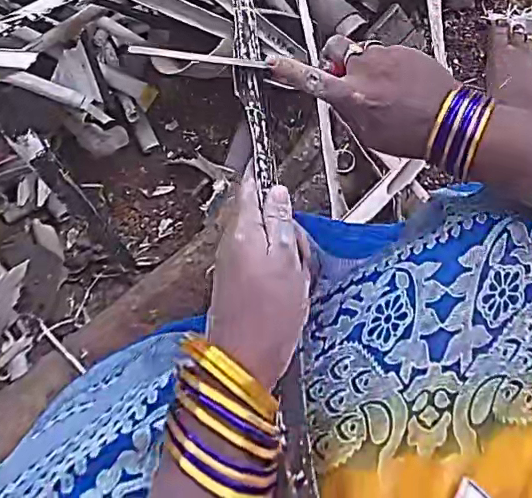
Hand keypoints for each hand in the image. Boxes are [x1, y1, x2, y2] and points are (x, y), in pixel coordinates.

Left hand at [206, 164, 310, 390]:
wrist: (243, 361)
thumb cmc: (269, 314)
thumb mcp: (286, 262)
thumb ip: (280, 222)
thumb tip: (277, 190)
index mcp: (243, 230)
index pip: (249, 188)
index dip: (264, 177)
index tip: (275, 171)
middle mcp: (231, 240)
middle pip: (261, 215)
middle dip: (284, 227)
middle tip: (300, 252)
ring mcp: (231, 261)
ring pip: (264, 240)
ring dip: (284, 253)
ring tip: (298, 278)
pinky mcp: (236, 282)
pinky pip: (261, 263)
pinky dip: (278, 271)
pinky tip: (289, 292)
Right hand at [267, 37, 459, 159]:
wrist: (455, 123)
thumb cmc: (415, 134)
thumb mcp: (368, 135)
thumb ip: (346, 111)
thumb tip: (336, 98)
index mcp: (353, 94)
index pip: (312, 79)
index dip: (289, 70)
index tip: (273, 63)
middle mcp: (367, 70)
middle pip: (336, 51)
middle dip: (338, 61)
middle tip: (351, 80)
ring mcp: (386, 56)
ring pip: (363, 53)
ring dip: (368, 67)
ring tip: (388, 90)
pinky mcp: (404, 49)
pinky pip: (387, 53)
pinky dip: (390, 66)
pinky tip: (403, 85)